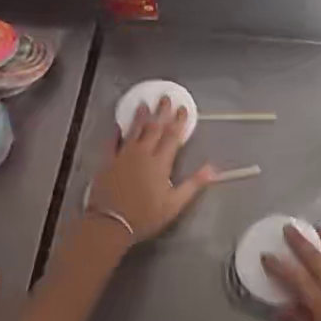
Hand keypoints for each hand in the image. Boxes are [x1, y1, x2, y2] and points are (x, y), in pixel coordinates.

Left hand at [88, 96, 215, 242]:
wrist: (111, 222)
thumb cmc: (145, 216)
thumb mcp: (174, 204)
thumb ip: (193, 184)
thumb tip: (213, 168)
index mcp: (160, 163)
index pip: (172, 137)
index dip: (179, 122)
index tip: (183, 109)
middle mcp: (142, 154)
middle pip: (154, 129)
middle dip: (161, 113)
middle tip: (165, 98)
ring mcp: (123, 156)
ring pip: (133, 131)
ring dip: (140, 117)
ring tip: (144, 104)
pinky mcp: (107, 162)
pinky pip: (112, 143)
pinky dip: (116, 133)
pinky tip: (118, 126)